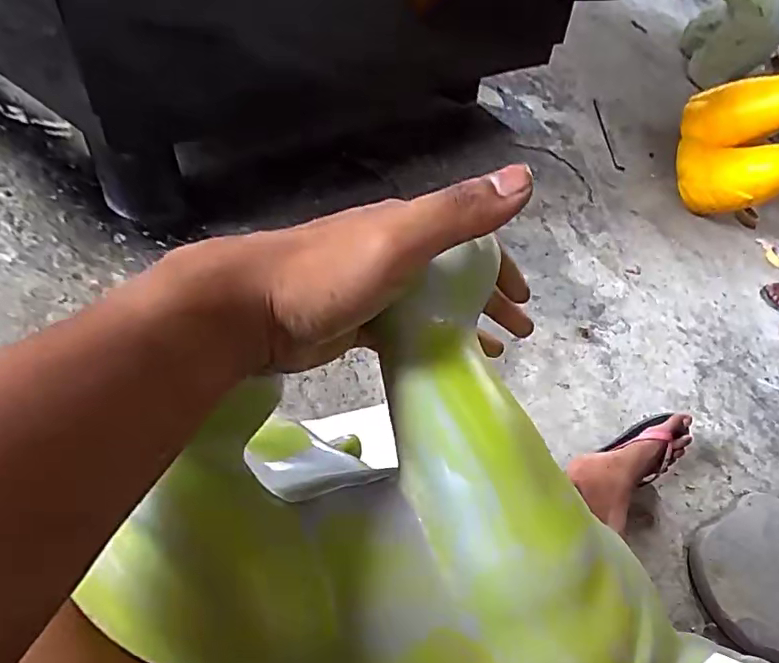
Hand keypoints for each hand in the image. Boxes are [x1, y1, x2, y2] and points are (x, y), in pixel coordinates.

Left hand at [154, 164, 536, 374]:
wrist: (253, 310)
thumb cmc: (328, 273)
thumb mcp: (401, 239)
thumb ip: (458, 214)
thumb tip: (523, 181)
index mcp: (408, 227)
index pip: (469, 238)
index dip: (502, 266)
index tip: (525, 298)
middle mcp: (394, 253)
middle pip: (455, 275)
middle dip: (491, 300)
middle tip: (520, 331)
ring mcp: (375, 291)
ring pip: (433, 308)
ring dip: (466, 325)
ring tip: (494, 353)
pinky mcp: (358, 325)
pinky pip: (407, 333)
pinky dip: (432, 345)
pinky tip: (443, 364)